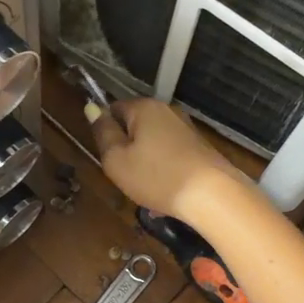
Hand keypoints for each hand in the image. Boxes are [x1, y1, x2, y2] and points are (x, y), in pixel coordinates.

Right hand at [90, 99, 253, 225]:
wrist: (212, 195)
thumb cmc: (156, 177)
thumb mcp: (117, 160)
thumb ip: (103, 133)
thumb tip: (91, 107)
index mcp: (144, 108)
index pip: (114, 108)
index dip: (107, 132)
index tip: (109, 158)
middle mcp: (167, 111)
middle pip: (136, 127)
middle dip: (128, 151)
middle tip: (127, 177)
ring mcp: (187, 129)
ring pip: (153, 145)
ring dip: (146, 165)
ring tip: (148, 190)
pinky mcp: (200, 147)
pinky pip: (171, 157)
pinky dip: (164, 172)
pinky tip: (166, 193)